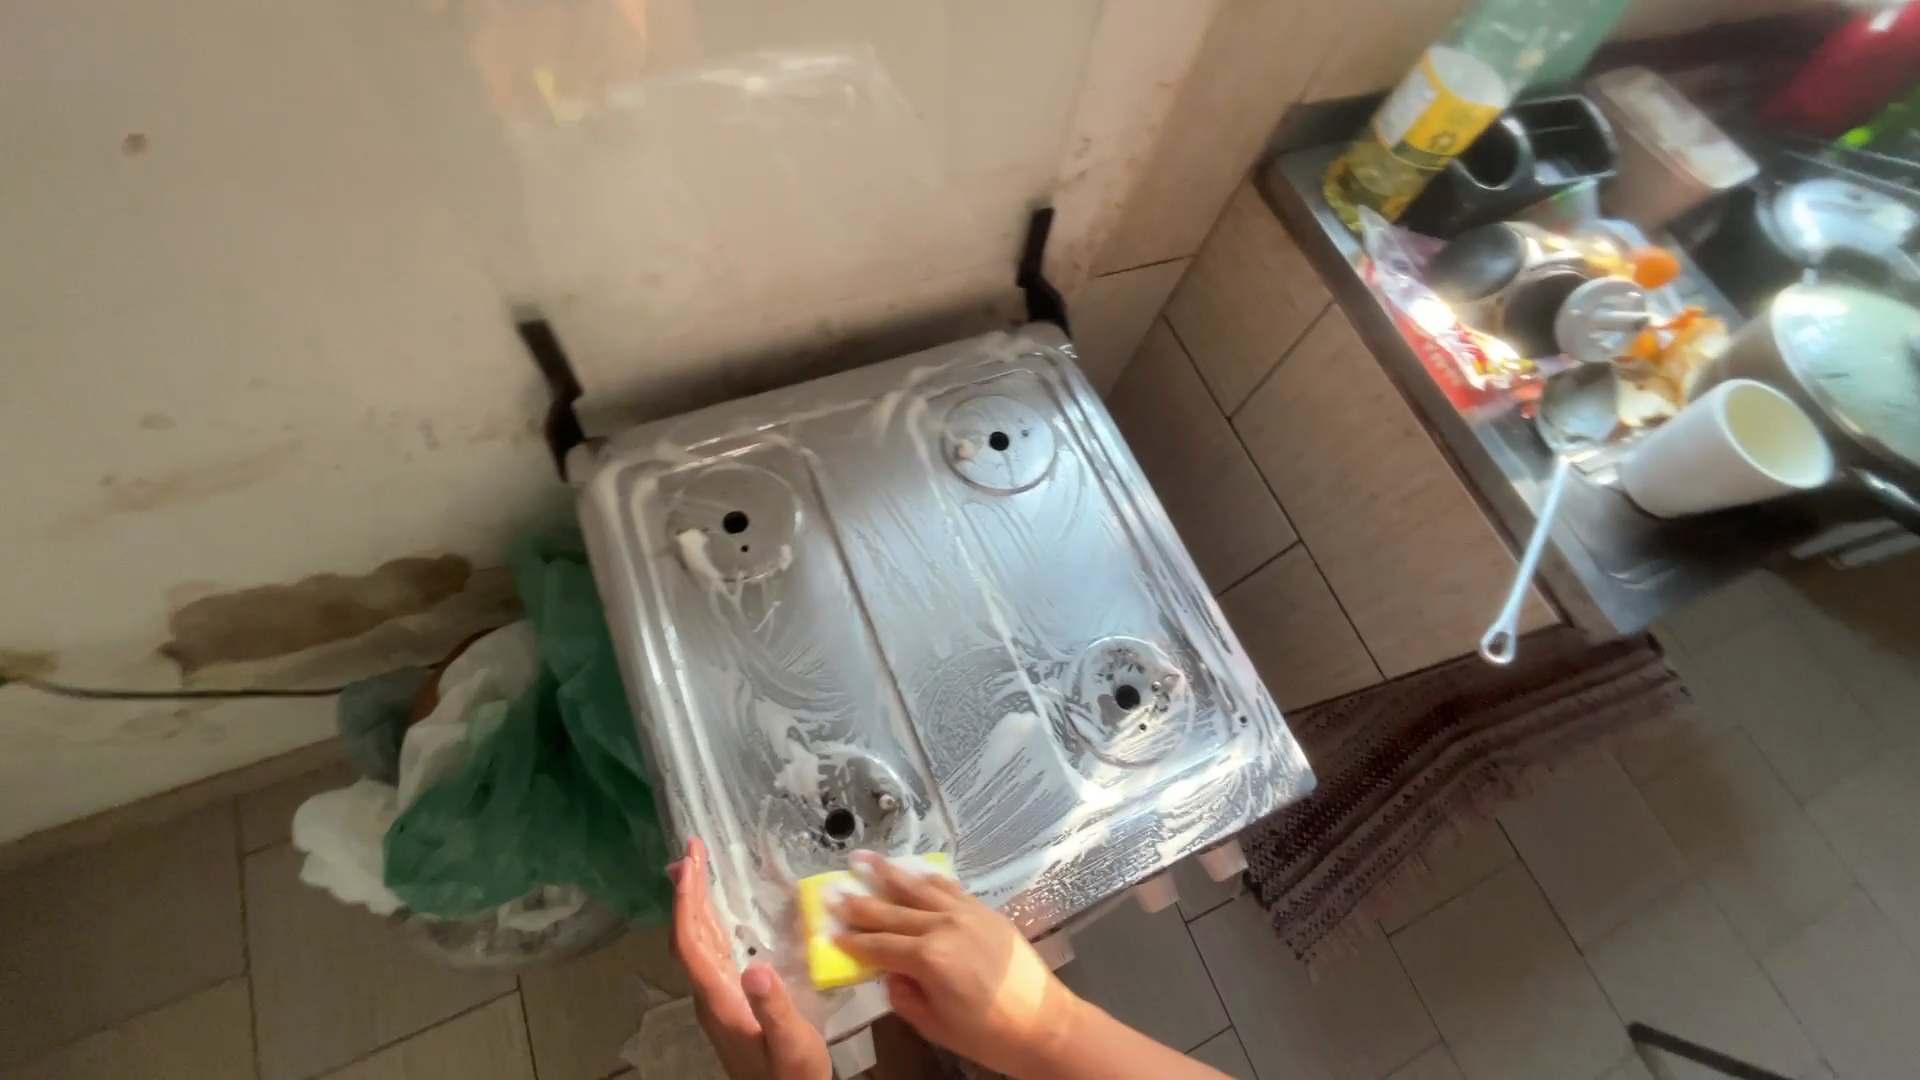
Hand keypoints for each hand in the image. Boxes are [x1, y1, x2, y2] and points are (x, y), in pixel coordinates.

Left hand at [670, 838, 831, 1079]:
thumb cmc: (792, 1079)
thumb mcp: (792, 1045)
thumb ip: (773, 1008)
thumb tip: (756, 966)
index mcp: (718, 999)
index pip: (691, 941)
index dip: (687, 901)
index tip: (690, 863)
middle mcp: (710, 994)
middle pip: (688, 934)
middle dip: (688, 890)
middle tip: (691, 849)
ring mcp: (718, 996)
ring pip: (697, 940)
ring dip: (694, 901)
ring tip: (694, 867)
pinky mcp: (730, 998)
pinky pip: (711, 948)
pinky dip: (709, 919)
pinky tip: (717, 909)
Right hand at [833, 852, 1083, 1076]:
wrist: (1042, 1021)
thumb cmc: (988, 1034)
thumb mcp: (936, 1025)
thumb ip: (906, 996)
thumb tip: (890, 973)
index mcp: (928, 958)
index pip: (879, 947)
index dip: (852, 941)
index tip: (828, 930)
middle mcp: (943, 926)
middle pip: (892, 911)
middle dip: (859, 901)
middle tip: (832, 888)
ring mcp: (964, 911)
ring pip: (918, 887)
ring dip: (888, 872)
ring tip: (863, 858)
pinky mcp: (982, 908)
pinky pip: (948, 887)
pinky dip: (927, 877)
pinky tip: (913, 869)